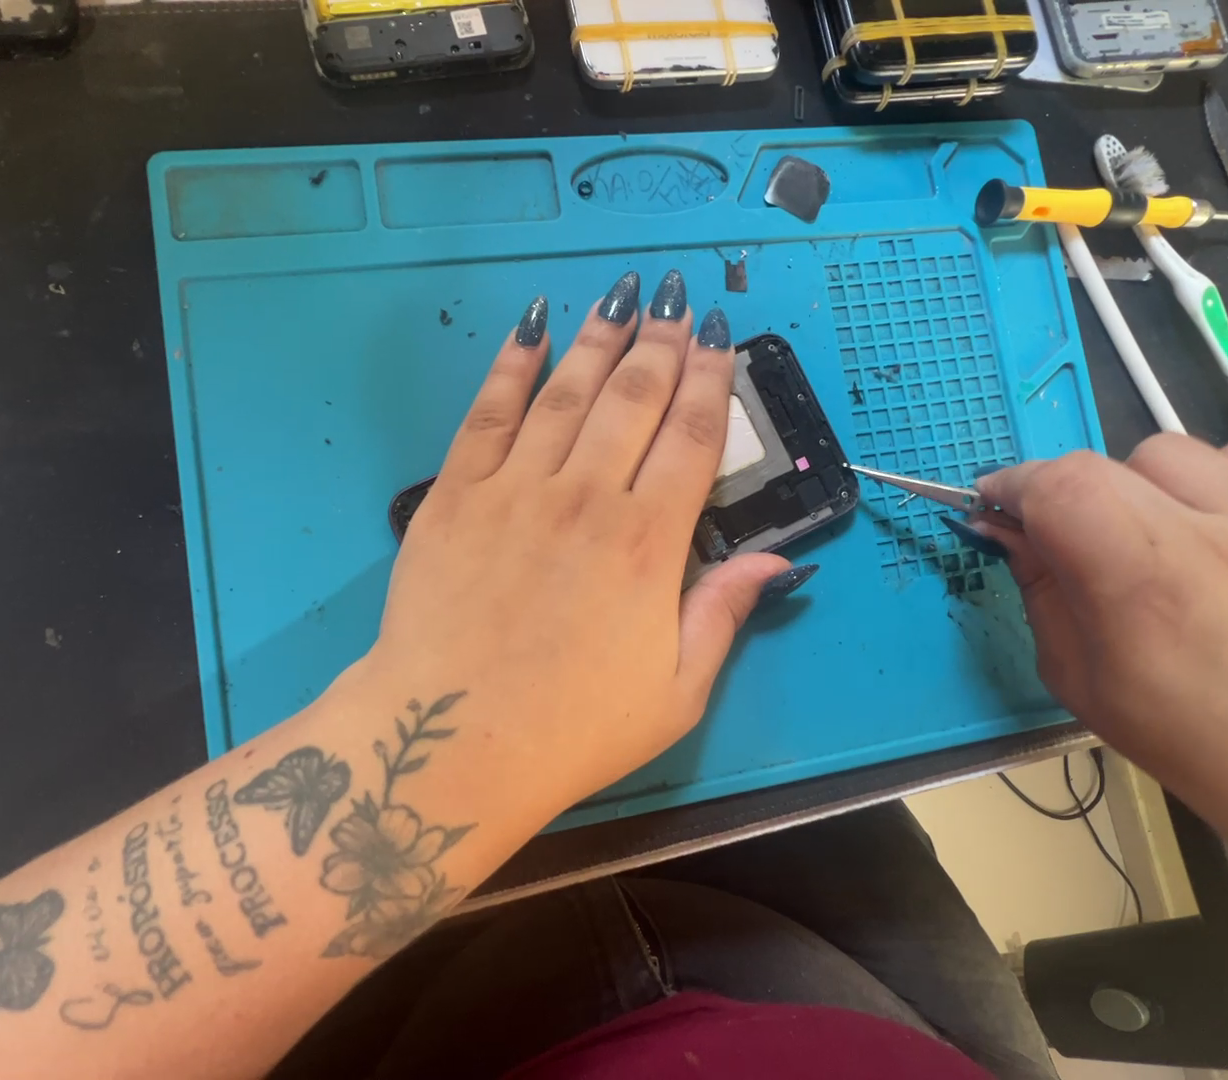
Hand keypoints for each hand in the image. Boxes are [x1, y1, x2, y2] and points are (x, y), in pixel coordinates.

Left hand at [361, 271, 790, 815]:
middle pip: (634, 399)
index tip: (720, 337)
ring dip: (598, 337)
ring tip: (620, 292)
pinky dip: (511, 364)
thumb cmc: (572, 730)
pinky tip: (532, 326)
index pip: (691, 438)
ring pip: (566, 392)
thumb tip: (777, 560)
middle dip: (661, 342)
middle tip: (676, 298)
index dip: (711, 380)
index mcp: (648, 544)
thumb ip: (724, 615)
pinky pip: (488, 412)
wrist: (450, 742)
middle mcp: (586, 498)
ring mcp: (514, 489)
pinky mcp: (455, 494)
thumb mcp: (675, 693)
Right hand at [974, 435, 1227, 799]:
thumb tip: (1006, 527)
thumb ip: (1037, 586)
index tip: (999, 503)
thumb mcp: (1074, 673)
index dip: (1015, 484)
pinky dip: (1219, 483)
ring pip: (1175, 452)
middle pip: (1105, 463)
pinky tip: (1225, 532)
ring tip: (1164, 536)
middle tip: (1080, 537)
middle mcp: (1215, 534)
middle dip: (1071, 493)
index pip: (1058, 485)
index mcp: (1139, 581)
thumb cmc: (1180, 731)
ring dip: (1146, 486)